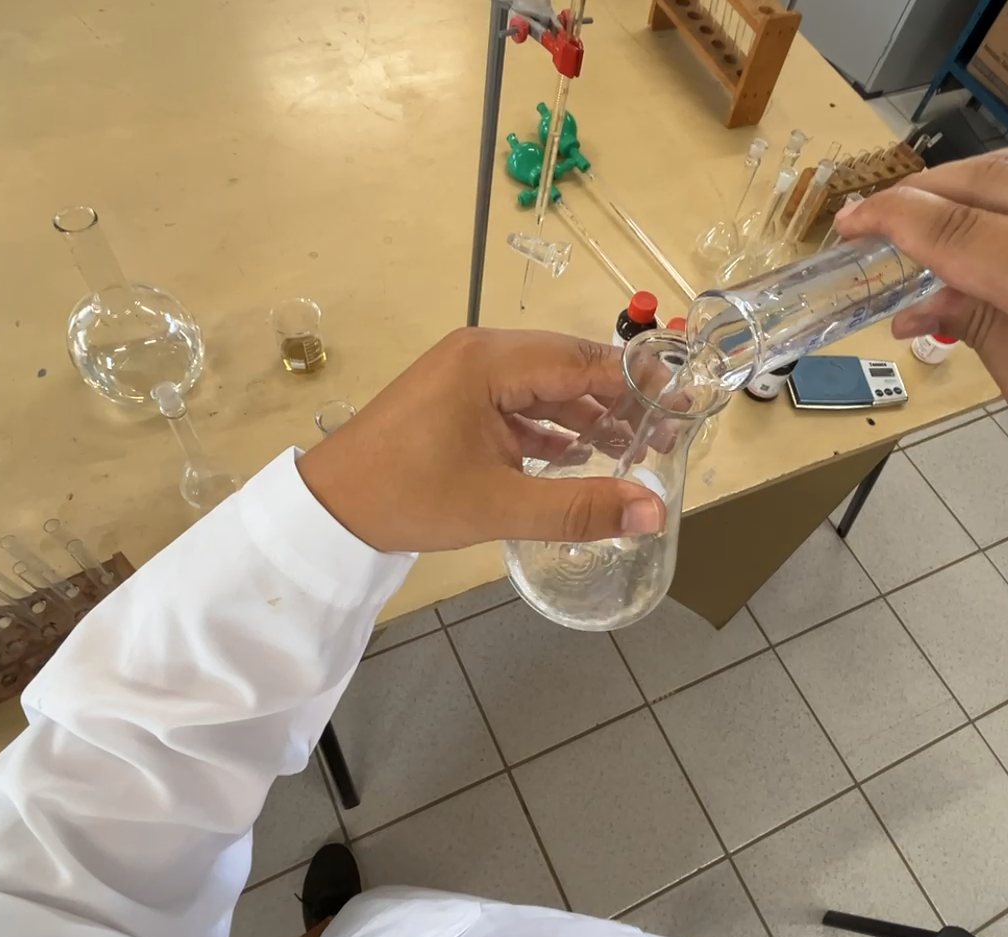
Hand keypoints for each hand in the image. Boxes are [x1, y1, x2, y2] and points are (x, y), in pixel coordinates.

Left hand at [295, 328, 666, 552]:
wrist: (329, 508)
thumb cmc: (409, 498)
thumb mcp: (499, 506)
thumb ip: (580, 508)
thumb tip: (652, 511)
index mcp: (490, 362)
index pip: (584, 360)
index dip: (638, 385)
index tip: (679, 411)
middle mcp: (481, 354)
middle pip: (568, 368)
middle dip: (617, 402)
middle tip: (660, 440)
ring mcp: (466, 376)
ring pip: (544, 388)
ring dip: (585, 418)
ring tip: (630, 452)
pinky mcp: (458, 401)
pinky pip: (518, 406)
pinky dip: (550, 430)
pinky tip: (578, 455)